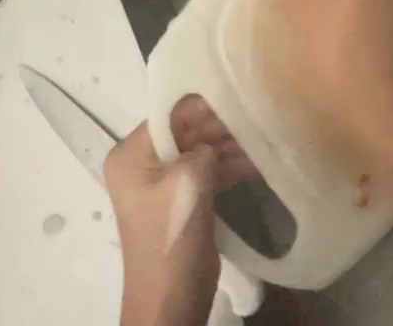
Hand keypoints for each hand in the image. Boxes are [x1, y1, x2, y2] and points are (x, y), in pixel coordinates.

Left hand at [106, 99, 255, 325]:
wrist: (170, 302)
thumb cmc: (171, 236)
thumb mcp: (188, 181)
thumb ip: (202, 147)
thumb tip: (215, 140)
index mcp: (131, 155)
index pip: (167, 115)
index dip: (200, 105)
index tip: (234, 91)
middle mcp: (143, 164)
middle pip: (184, 132)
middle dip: (218, 125)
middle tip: (254, 113)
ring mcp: (163, 184)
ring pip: (198, 152)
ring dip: (228, 146)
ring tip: (262, 135)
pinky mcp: (182, 202)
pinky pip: (205, 173)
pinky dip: (228, 167)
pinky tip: (257, 161)